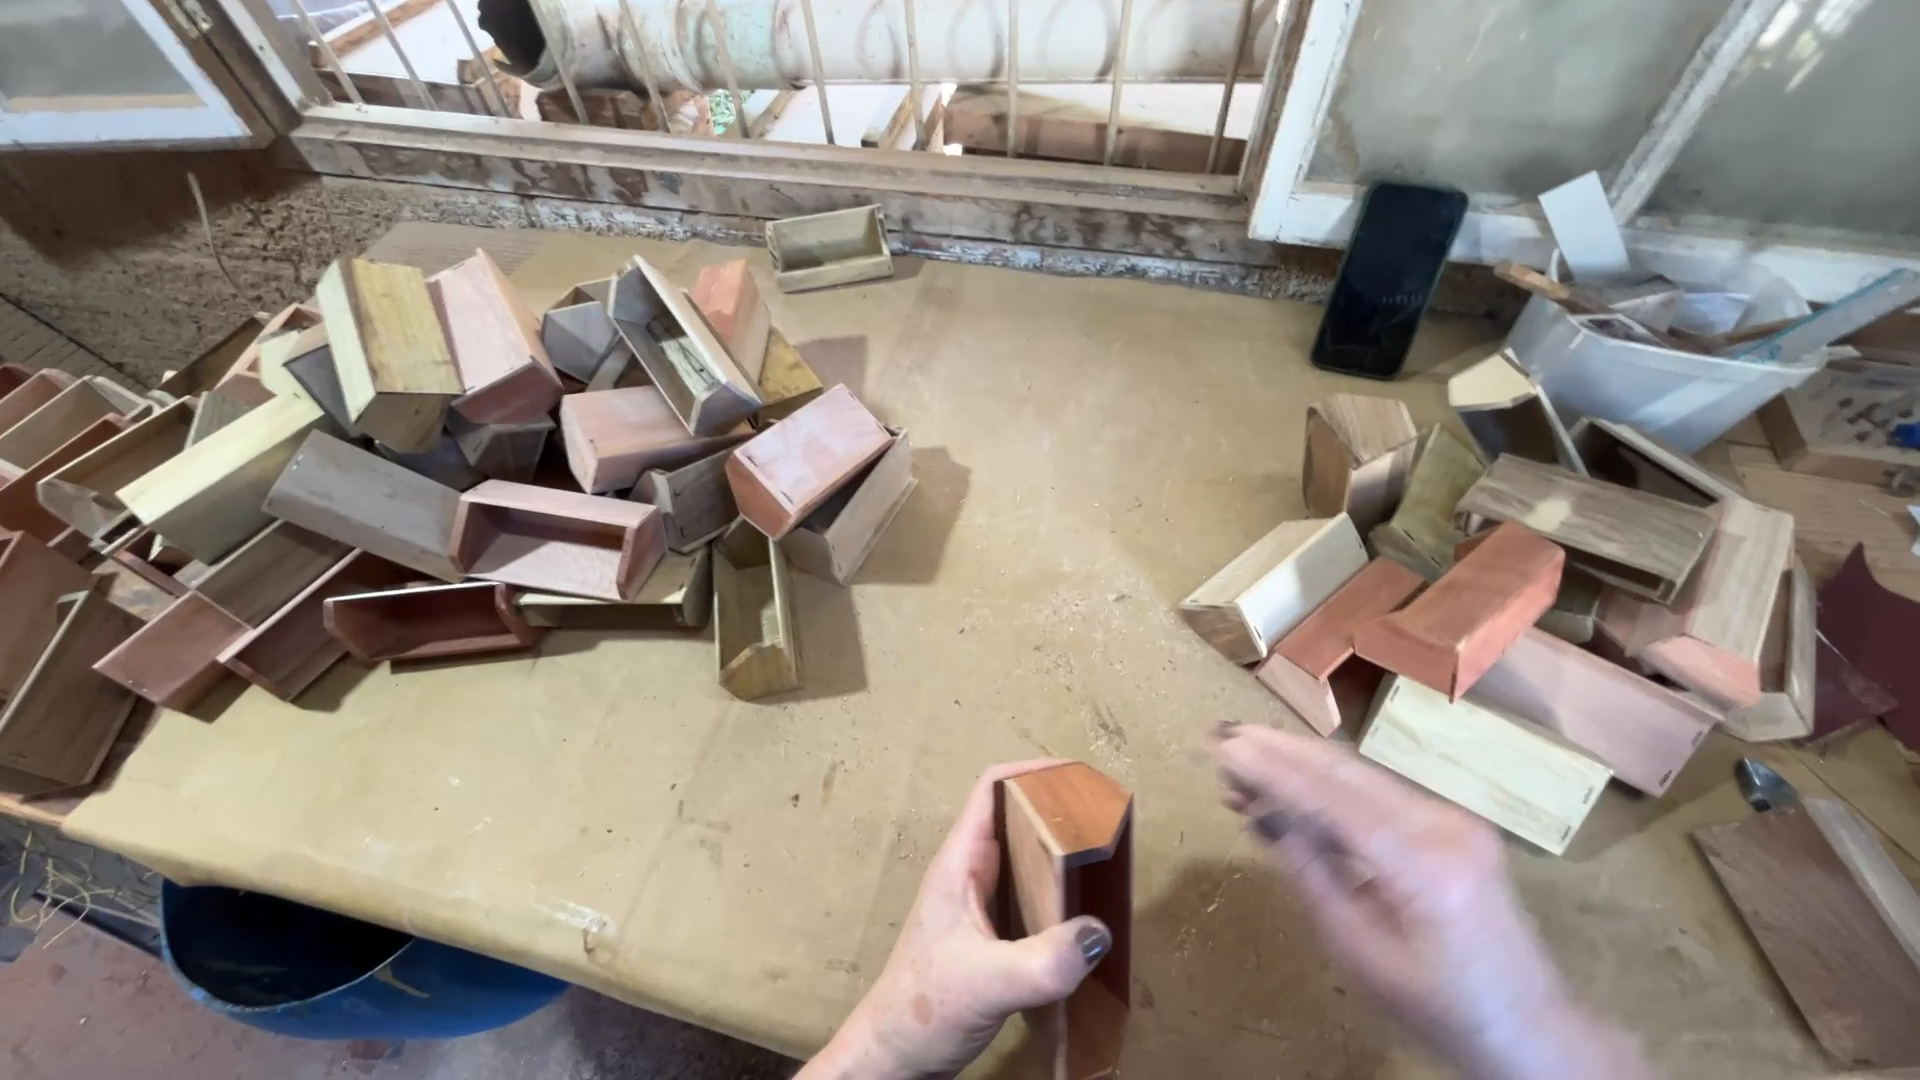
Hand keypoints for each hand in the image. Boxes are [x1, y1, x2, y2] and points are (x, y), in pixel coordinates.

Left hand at [801, 760, 1113, 1079]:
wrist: (894, 1057)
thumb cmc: (923, 1008)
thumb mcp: (987, 982)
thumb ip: (1043, 961)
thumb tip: (1100, 932)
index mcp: (960, 861)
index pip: (991, 789)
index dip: (1032, 771)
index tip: (1078, 775)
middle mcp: (970, 872)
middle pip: (1014, 816)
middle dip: (1056, 808)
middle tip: (1104, 816)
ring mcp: (979, 902)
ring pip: (1024, 857)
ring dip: (1059, 850)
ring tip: (1104, 855)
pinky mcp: (991, 933)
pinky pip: (1031, 895)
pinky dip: (1059, 891)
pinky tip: (1086, 909)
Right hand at [1213, 724, 1652, 1079]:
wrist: (1534, 1030)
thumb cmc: (1439, 1009)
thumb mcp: (1358, 952)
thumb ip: (1310, 874)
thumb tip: (1264, 814)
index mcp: (1424, 867)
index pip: (1332, 799)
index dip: (1272, 770)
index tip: (1223, 749)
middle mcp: (1442, 825)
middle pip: (1344, 771)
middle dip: (1278, 751)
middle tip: (1222, 737)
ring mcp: (1451, 818)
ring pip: (1357, 773)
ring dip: (1297, 763)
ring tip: (1240, 761)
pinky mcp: (1449, 822)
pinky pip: (1374, 791)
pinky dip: (1325, 784)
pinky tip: (1287, 788)